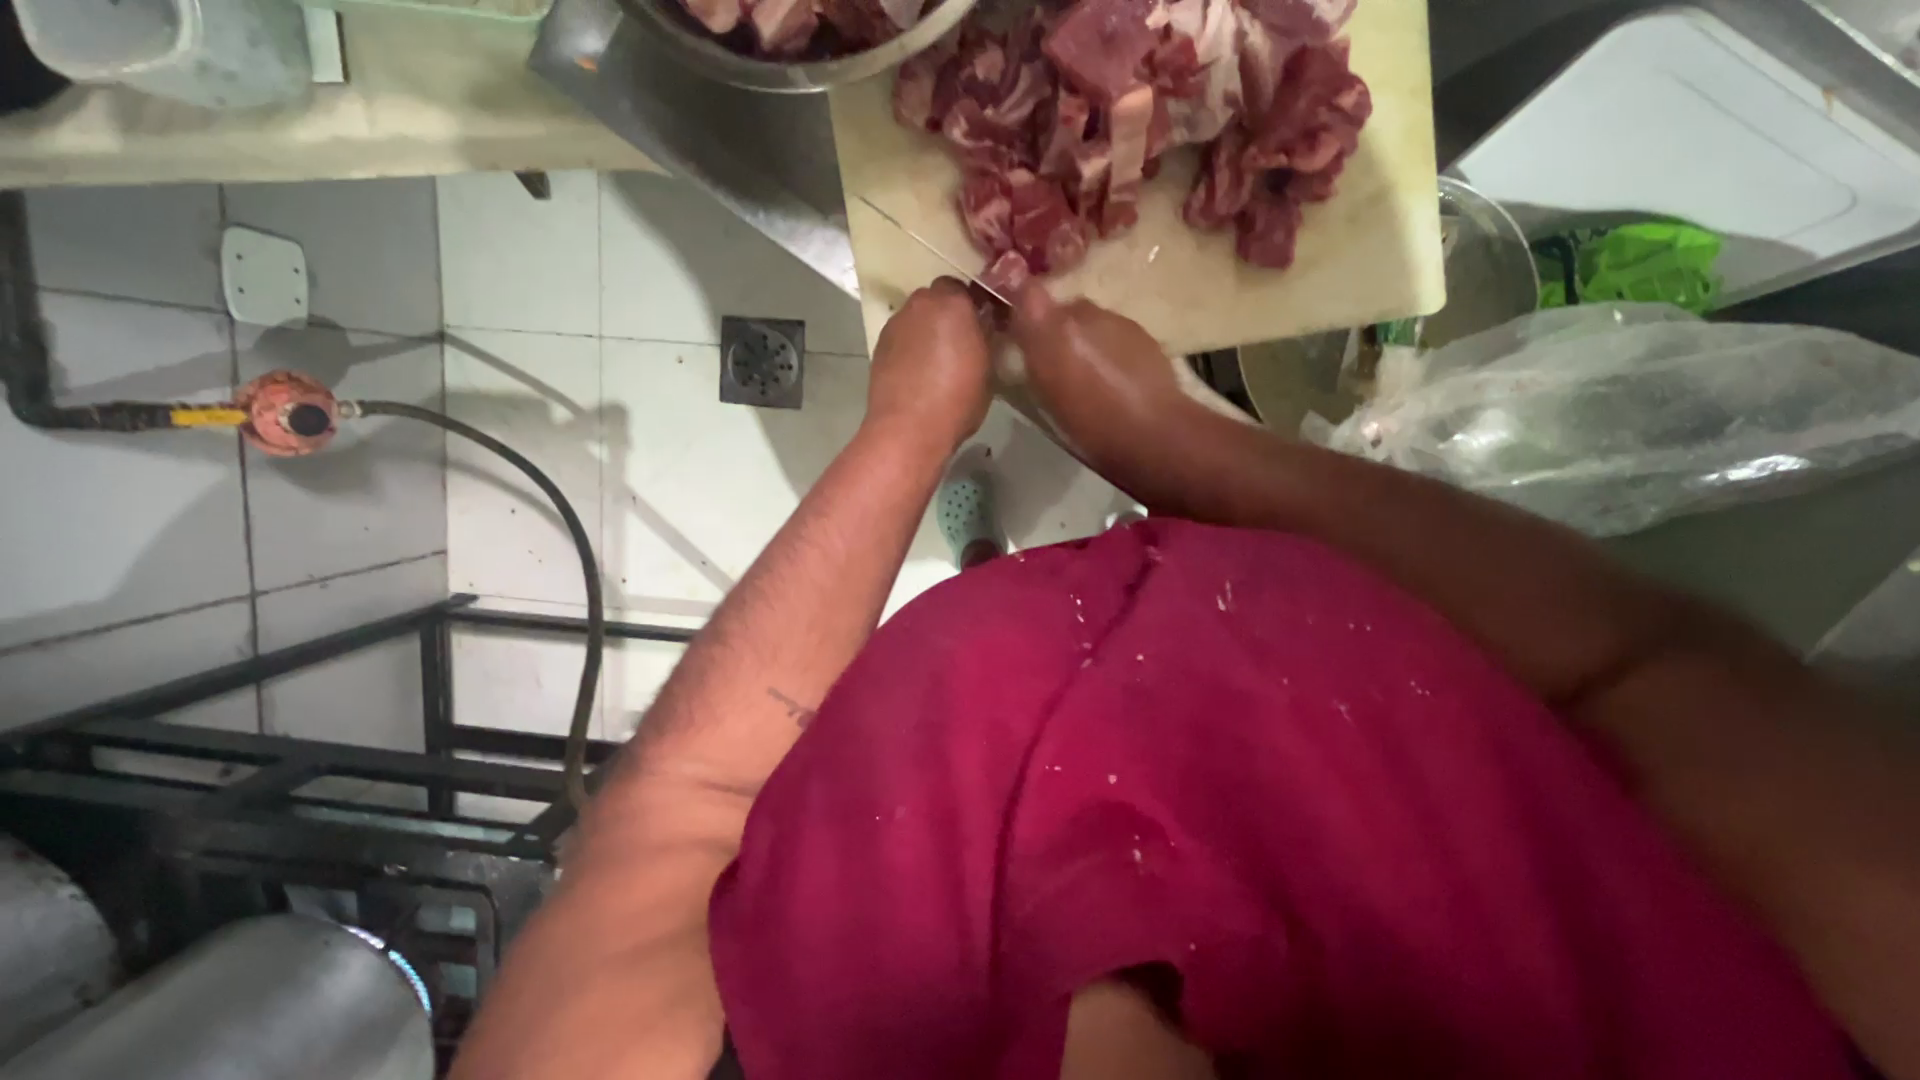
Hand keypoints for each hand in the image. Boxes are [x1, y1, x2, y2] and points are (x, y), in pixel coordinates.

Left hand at [865, 278, 992, 454]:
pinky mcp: (879, 347)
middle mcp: (919, 304)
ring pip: (916, 318)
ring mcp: (895, 325)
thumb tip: (983, 324)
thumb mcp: (988, 367)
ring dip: (927, 330)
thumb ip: (985, 336)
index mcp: (951, 303)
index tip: (981, 324)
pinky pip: (901, 338)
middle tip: (960, 341)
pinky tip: (918, 372)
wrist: (908, 428)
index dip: (971, 304)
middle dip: (947, 314)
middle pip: (935, 299)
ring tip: (938, 360)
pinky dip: (910, 347)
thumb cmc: (958, 398)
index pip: (962, 287)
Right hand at [1010, 283, 1197, 470]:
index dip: (1023, 306)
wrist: (1152, 432)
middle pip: (1061, 307)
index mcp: (1051, 332)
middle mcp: (1082, 314)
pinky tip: (1116, 373)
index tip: (1021, 328)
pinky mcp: (1141, 330)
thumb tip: (1027, 341)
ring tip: (1090, 370)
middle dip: (1056, 327)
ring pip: (1090, 319)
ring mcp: (1114, 319)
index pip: (1027, 294)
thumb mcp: (1046, 399)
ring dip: (1085, 337)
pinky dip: (1109, 345)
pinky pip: (1114, 330)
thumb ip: (1034, 361)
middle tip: (1058, 360)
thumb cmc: (1090, 428)